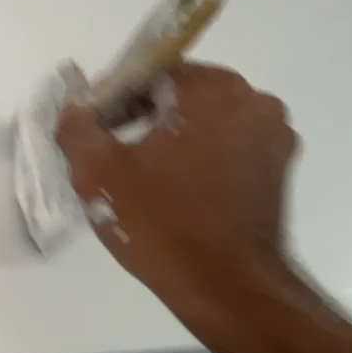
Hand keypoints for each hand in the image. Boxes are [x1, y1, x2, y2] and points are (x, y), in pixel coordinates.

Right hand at [56, 63, 300, 327]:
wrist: (222, 281)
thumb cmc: (157, 220)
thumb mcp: (96, 171)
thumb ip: (78, 127)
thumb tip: (75, 106)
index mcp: (212, 92)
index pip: (150, 71)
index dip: (112, 95)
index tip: (88, 127)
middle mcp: (253, 101)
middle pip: (179, 93)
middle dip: (138, 114)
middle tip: (103, 151)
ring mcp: (272, 135)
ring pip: (201, 120)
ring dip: (166, 136)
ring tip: (134, 174)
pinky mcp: (276, 167)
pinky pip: (223, 145)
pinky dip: (192, 156)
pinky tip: (166, 188)